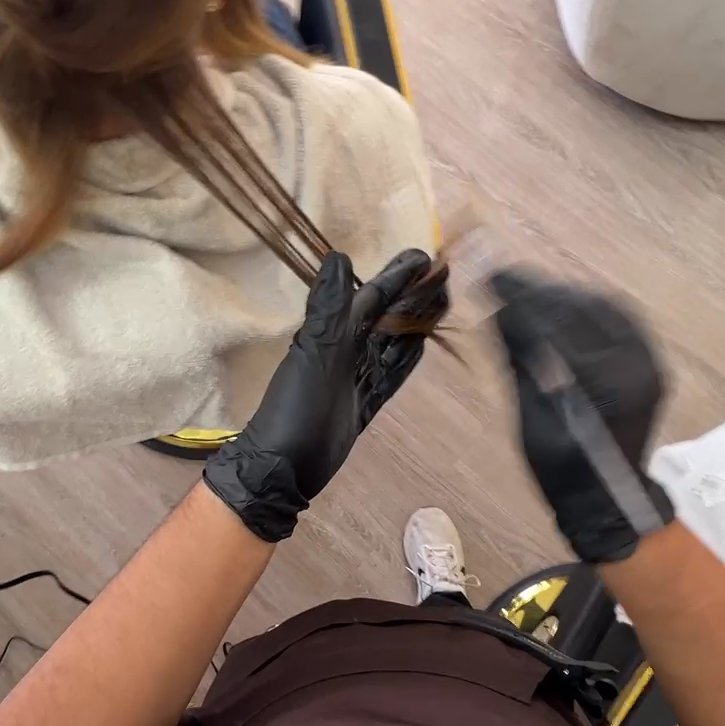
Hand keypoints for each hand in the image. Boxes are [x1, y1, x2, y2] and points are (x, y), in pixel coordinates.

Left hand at [204, 250, 436, 541]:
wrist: (282, 468)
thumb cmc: (296, 410)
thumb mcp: (313, 355)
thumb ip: (328, 310)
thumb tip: (337, 257)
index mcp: (332, 337)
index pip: (369, 299)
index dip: (395, 279)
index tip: (424, 258)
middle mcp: (344, 355)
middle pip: (384, 320)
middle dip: (410, 299)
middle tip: (443, 278)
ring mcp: (353, 382)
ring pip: (389, 347)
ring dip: (412, 327)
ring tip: (440, 306)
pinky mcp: (360, 408)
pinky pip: (388, 379)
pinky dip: (404, 363)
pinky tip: (421, 348)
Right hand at [493, 268, 674, 563]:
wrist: (609, 500)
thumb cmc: (561, 471)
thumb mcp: (531, 419)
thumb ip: (522, 363)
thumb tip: (500, 313)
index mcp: (605, 383)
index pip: (558, 324)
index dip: (523, 299)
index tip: (491, 280)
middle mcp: (636, 363)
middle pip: (584, 309)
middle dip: (542, 291)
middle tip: (504, 279)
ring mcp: (649, 361)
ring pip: (605, 309)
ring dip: (563, 295)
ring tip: (526, 290)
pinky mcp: (649, 363)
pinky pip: (619, 322)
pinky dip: (585, 309)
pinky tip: (559, 307)